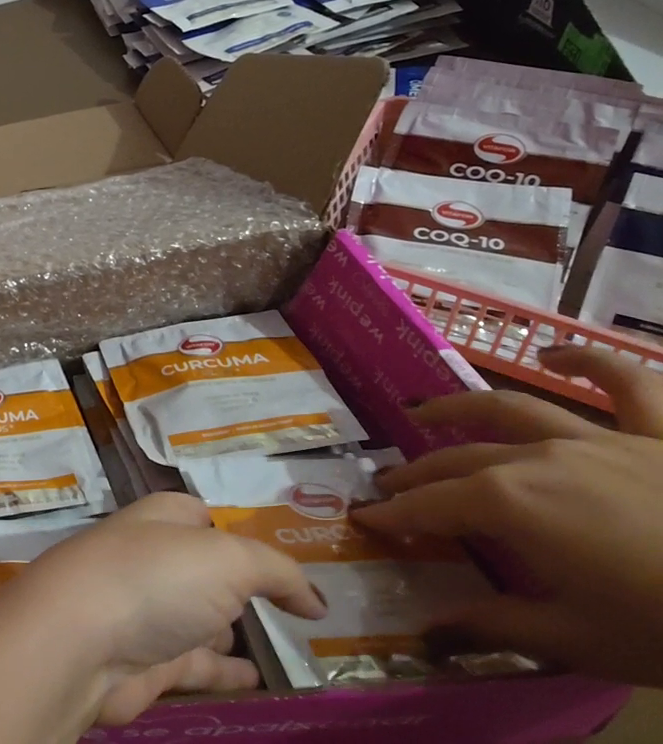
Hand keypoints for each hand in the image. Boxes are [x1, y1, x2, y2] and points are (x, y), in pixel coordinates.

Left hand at [18, 492, 326, 723]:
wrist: (78, 642)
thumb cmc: (149, 579)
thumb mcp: (226, 558)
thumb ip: (276, 572)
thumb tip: (314, 600)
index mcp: (156, 522)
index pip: (195, 513)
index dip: (231, 524)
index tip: (275, 546)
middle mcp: (148, 561)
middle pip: (198, 567)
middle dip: (234, 580)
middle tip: (289, 600)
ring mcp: (145, 613)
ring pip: (197, 618)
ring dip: (228, 627)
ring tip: (283, 643)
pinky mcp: (146, 662)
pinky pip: (197, 665)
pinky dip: (225, 671)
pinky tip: (258, 682)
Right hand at [352, 345, 662, 685]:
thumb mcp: (582, 641)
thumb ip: (497, 628)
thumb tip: (428, 633)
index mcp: (507, 503)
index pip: (428, 507)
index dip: (392, 516)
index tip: (363, 522)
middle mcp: (536, 459)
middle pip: (457, 460)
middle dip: (416, 475)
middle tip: (389, 488)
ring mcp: (599, 440)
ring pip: (512, 410)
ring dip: (459, 408)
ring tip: (424, 410)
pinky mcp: (660, 436)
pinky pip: (628, 384)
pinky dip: (588, 362)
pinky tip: (556, 356)